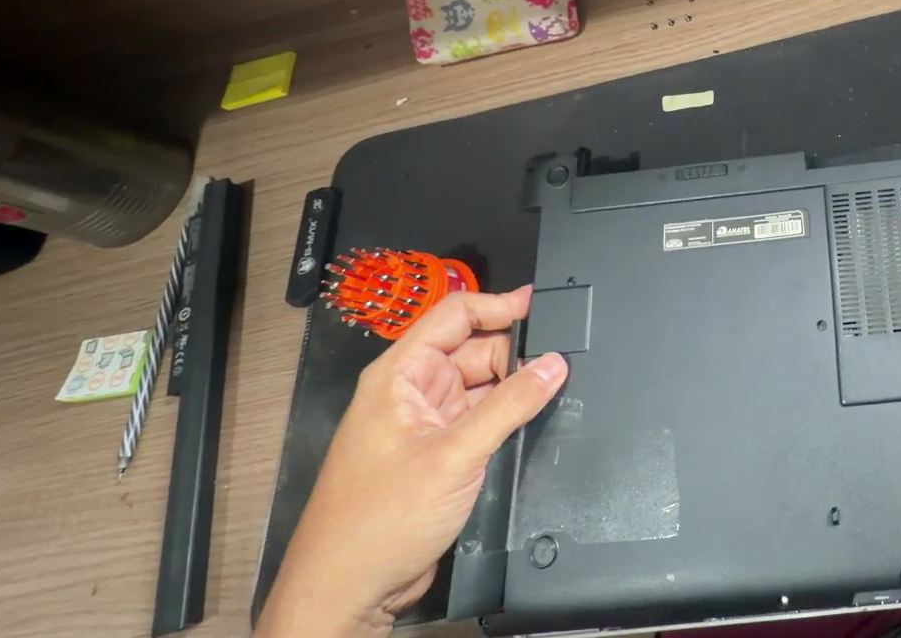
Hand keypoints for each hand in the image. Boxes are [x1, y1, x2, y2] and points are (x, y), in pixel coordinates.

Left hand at [257, 289, 567, 637]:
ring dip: (514, 387)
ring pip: (484, 383)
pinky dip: (507, 415)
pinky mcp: (440, 450)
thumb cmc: (377, 523)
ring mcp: (427, 421)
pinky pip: (483, 415)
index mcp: (400, 375)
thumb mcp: (454, 456)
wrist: (346, 595)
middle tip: (554, 367)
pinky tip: (531, 419)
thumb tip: (554, 365)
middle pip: (476, 348)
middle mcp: (412, 391)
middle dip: (515, 354)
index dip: (499, 305)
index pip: (455, 315)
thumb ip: (511, 405)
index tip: (542, 308)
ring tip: (547, 396)